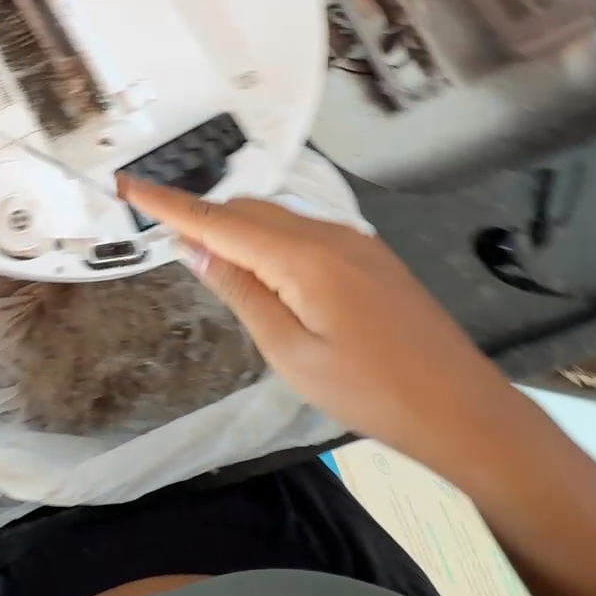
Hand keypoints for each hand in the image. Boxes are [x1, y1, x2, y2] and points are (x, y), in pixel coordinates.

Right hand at [118, 177, 530, 475]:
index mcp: (302, 258)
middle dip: (199, 216)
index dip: (167, 202)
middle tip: (165, 237)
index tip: (127, 183)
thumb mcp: (290, 353)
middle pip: (244, 210)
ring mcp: (352, 240)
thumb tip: (193, 248)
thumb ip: (240, 292)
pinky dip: (266, 239)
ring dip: (234, 228)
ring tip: (209, 258)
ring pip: (273, 217)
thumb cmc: (373, 393)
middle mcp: (326, 233)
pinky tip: (264, 270)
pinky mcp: (368, 254)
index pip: (217, 220)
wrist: (468, 412)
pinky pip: (300, 231)